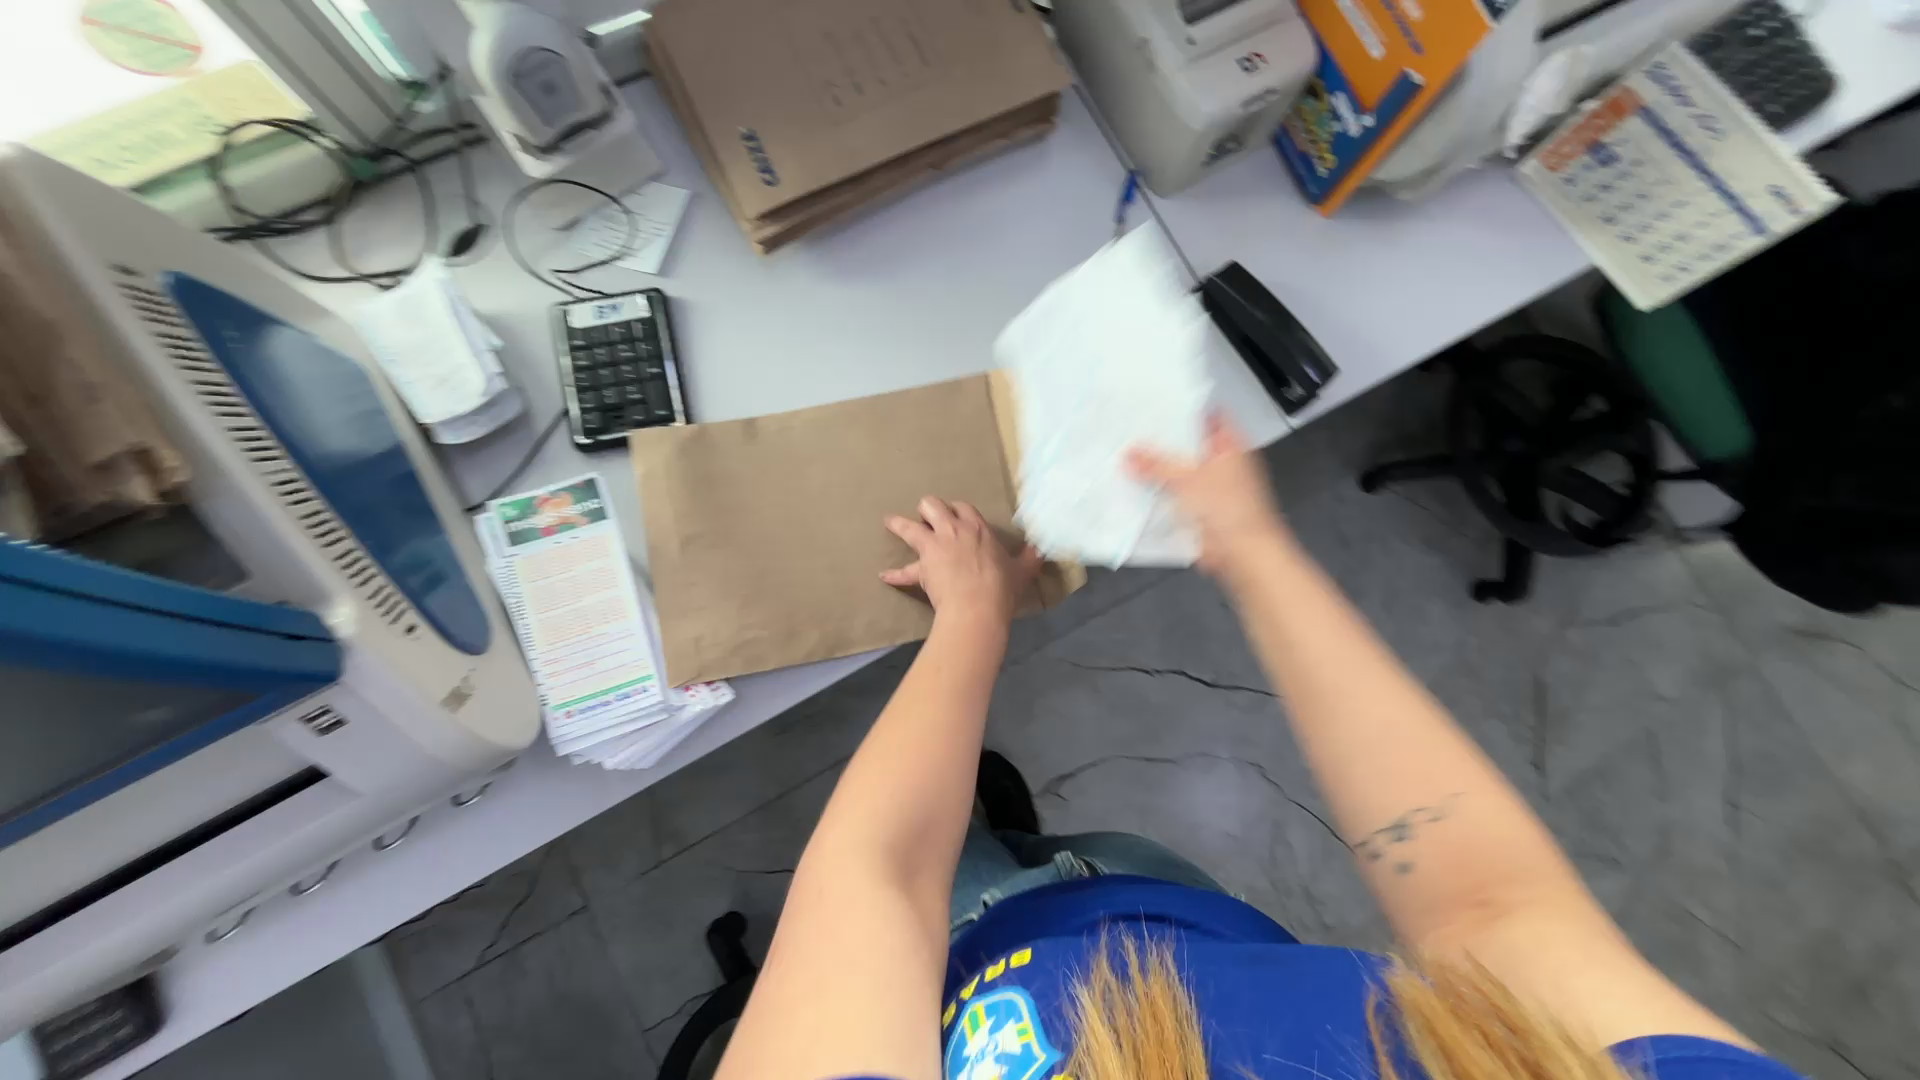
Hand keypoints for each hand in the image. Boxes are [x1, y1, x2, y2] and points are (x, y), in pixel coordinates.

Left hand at [881, 497, 1042, 623]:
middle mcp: (953, 531)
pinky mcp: (921, 567)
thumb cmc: (1001, 587)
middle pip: (933, 506)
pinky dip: (895, 575)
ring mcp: (934, 547)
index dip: (958, 510)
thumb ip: (1030, 558)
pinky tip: (884, 576)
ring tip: (890, 522)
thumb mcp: (1022, 571)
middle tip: (928, 516)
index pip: (964, 508)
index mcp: (978, 528)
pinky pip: (904, 571)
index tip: (957, 515)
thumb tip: (1042, 550)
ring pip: (910, 527)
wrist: (978, 607)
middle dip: (929, 509)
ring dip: (899, 524)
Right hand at [1127, 412, 1289, 575]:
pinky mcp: (1202, 512)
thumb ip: (1155, 464)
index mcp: (1230, 446)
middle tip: (1132, 431)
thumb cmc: (1227, 508)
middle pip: (1190, 446)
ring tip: (1128, 458)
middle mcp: (1223, 464)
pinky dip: (1161, 496)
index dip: (1185, 408)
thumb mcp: (1186, 478)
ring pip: (1181, 474)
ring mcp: (1213, 489)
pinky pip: (1177, 499)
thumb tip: (1129, 453)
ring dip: (1160, 471)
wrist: (1243, 554)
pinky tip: (1136, 490)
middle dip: (1164, 442)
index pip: (1209, 416)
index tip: (1157, 404)